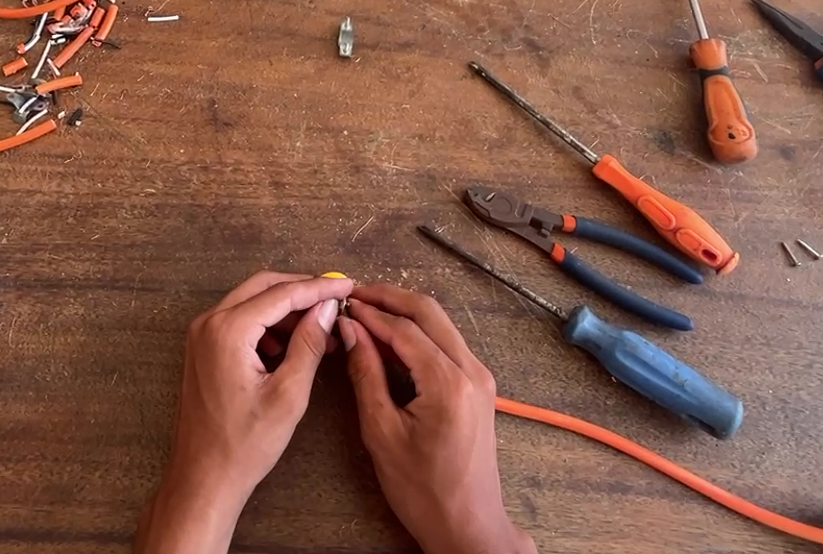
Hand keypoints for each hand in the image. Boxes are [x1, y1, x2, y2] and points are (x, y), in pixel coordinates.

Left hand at [137, 271, 355, 553]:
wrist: (202, 478)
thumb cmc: (244, 445)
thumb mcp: (288, 395)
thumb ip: (309, 344)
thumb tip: (327, 308)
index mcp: (228, 329)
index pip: (281, 293)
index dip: (318, 287)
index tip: (346, 285)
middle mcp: (209, 321)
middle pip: (263, 287)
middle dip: (301, 290)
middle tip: (334, 298)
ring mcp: (202, 332)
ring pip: (251, 301)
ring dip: (285, 308)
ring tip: (319, 328)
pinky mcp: (203, 345)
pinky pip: (239, 319)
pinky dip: (267, 323)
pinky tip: (290, 345)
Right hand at [341, 284, 533, 553]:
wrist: (469, 528)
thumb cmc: (423, 490)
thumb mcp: (382, 433)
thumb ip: (366, 373)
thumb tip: (350, 329)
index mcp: (448, 384)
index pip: (404, 330)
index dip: (370, 313)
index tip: (343, 305)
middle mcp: (471, 371)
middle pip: (428, 311)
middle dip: (389, 297)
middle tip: (355, 295)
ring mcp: (480, 375)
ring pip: (439, 321)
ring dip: (404, 309)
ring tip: (368, 310)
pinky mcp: (479, 383)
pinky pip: (446, 339)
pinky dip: (418, 328)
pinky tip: (391, 333)